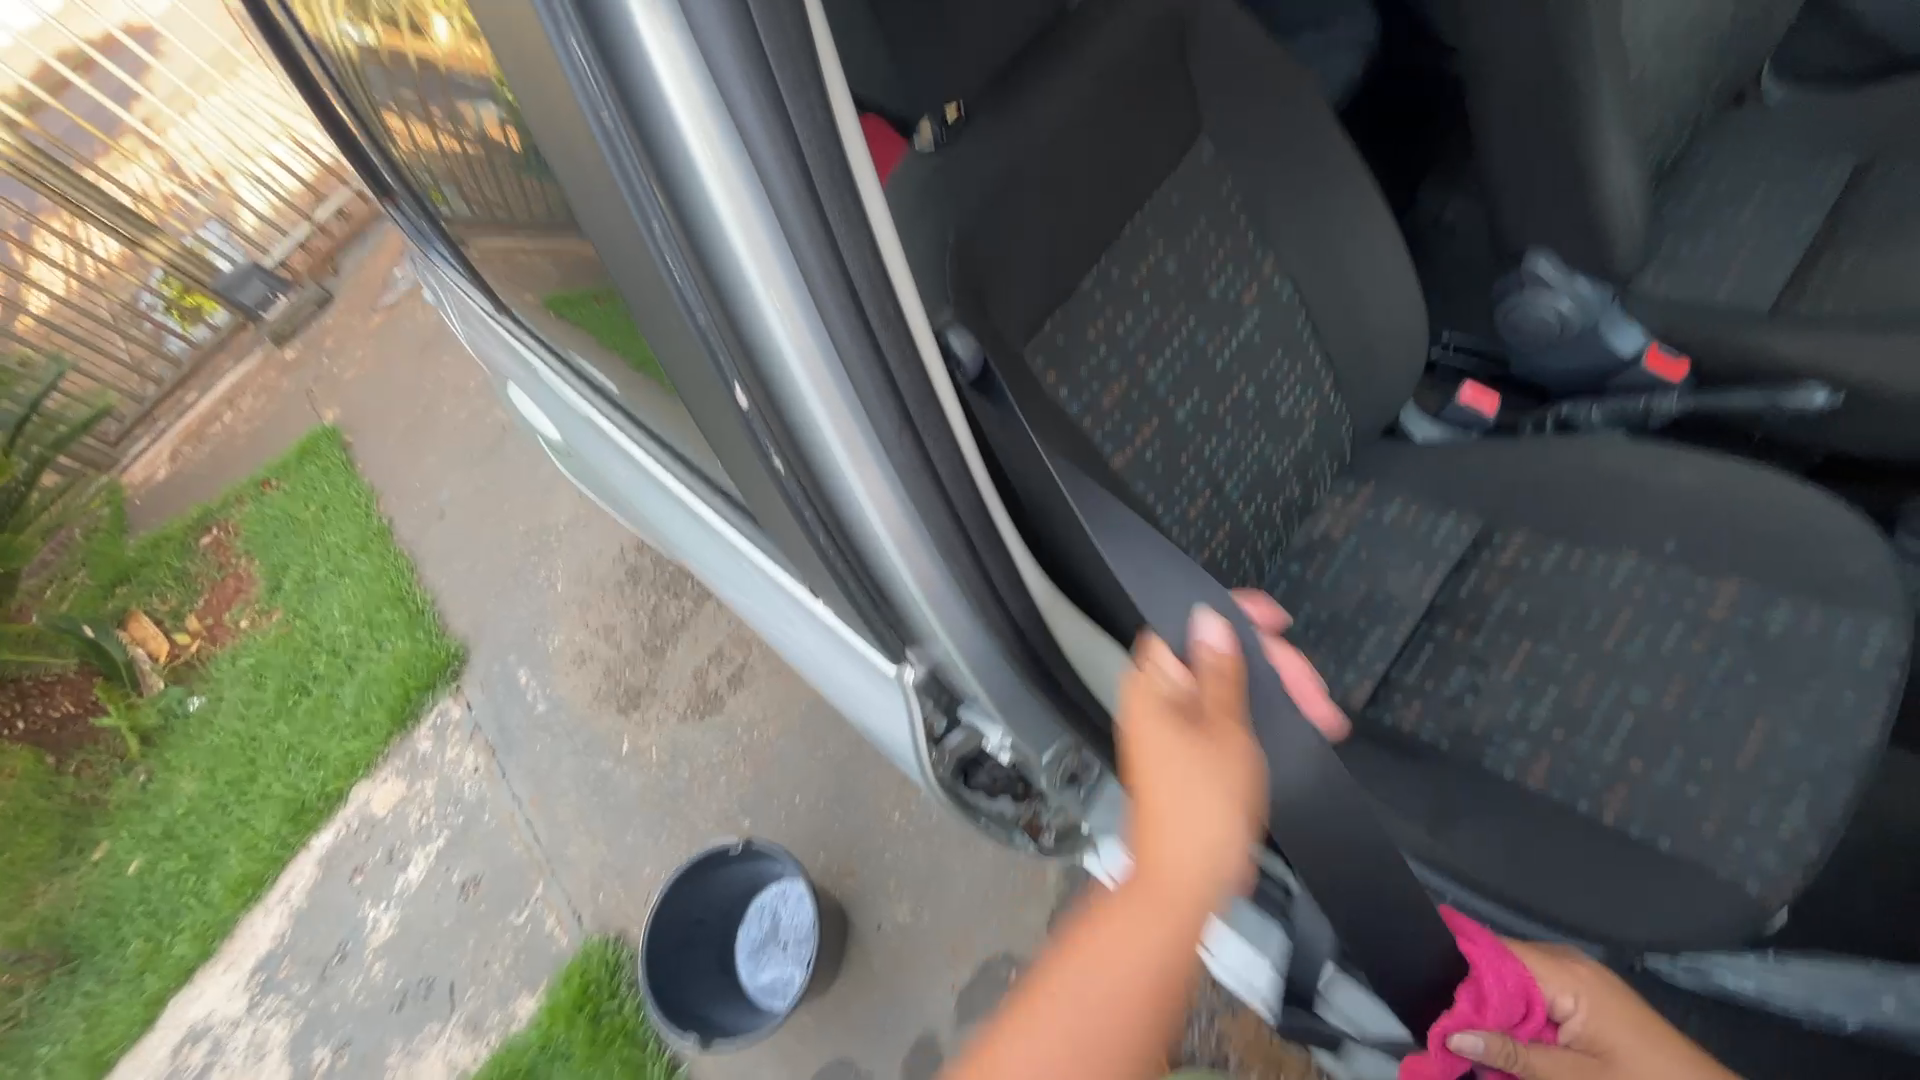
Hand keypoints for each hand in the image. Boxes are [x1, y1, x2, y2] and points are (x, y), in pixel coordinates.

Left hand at [1117, 597, 1345, 909]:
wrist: (1184, 884)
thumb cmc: (1204, 803)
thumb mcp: (1225, 729)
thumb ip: (1220, 671)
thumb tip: (1207, 617)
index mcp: (1152, 685)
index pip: (1182, 626)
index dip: (1230, 616)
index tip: (1277, 620)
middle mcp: (1156, 701)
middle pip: (1214, 659)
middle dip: (1271, 668)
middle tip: (1315, 692)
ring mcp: (1171, 731)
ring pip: (1227, 692)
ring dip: (1275, 697)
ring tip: (1324, 718)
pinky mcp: (1188, 758)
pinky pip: (1224, 722)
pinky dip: (1259, 722)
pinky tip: (1302, 730)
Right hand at [1449, 943, 1739, 1079]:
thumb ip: (1513, 1055)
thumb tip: (1451, 1036)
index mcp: (1565, 974)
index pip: (1492, 953)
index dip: (1461, 977)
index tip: (1438, 1003)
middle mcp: (1566, 961)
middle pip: (1499, 963)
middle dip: (1475, 995)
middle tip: (1453, 1027)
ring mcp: (1578, 973)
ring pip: (1514, 977)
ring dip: (1497, 1007)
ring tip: (1478, 1036)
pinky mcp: (1585, 990)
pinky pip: (1535, 988)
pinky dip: (1519, 1011)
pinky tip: (1513, 1037)